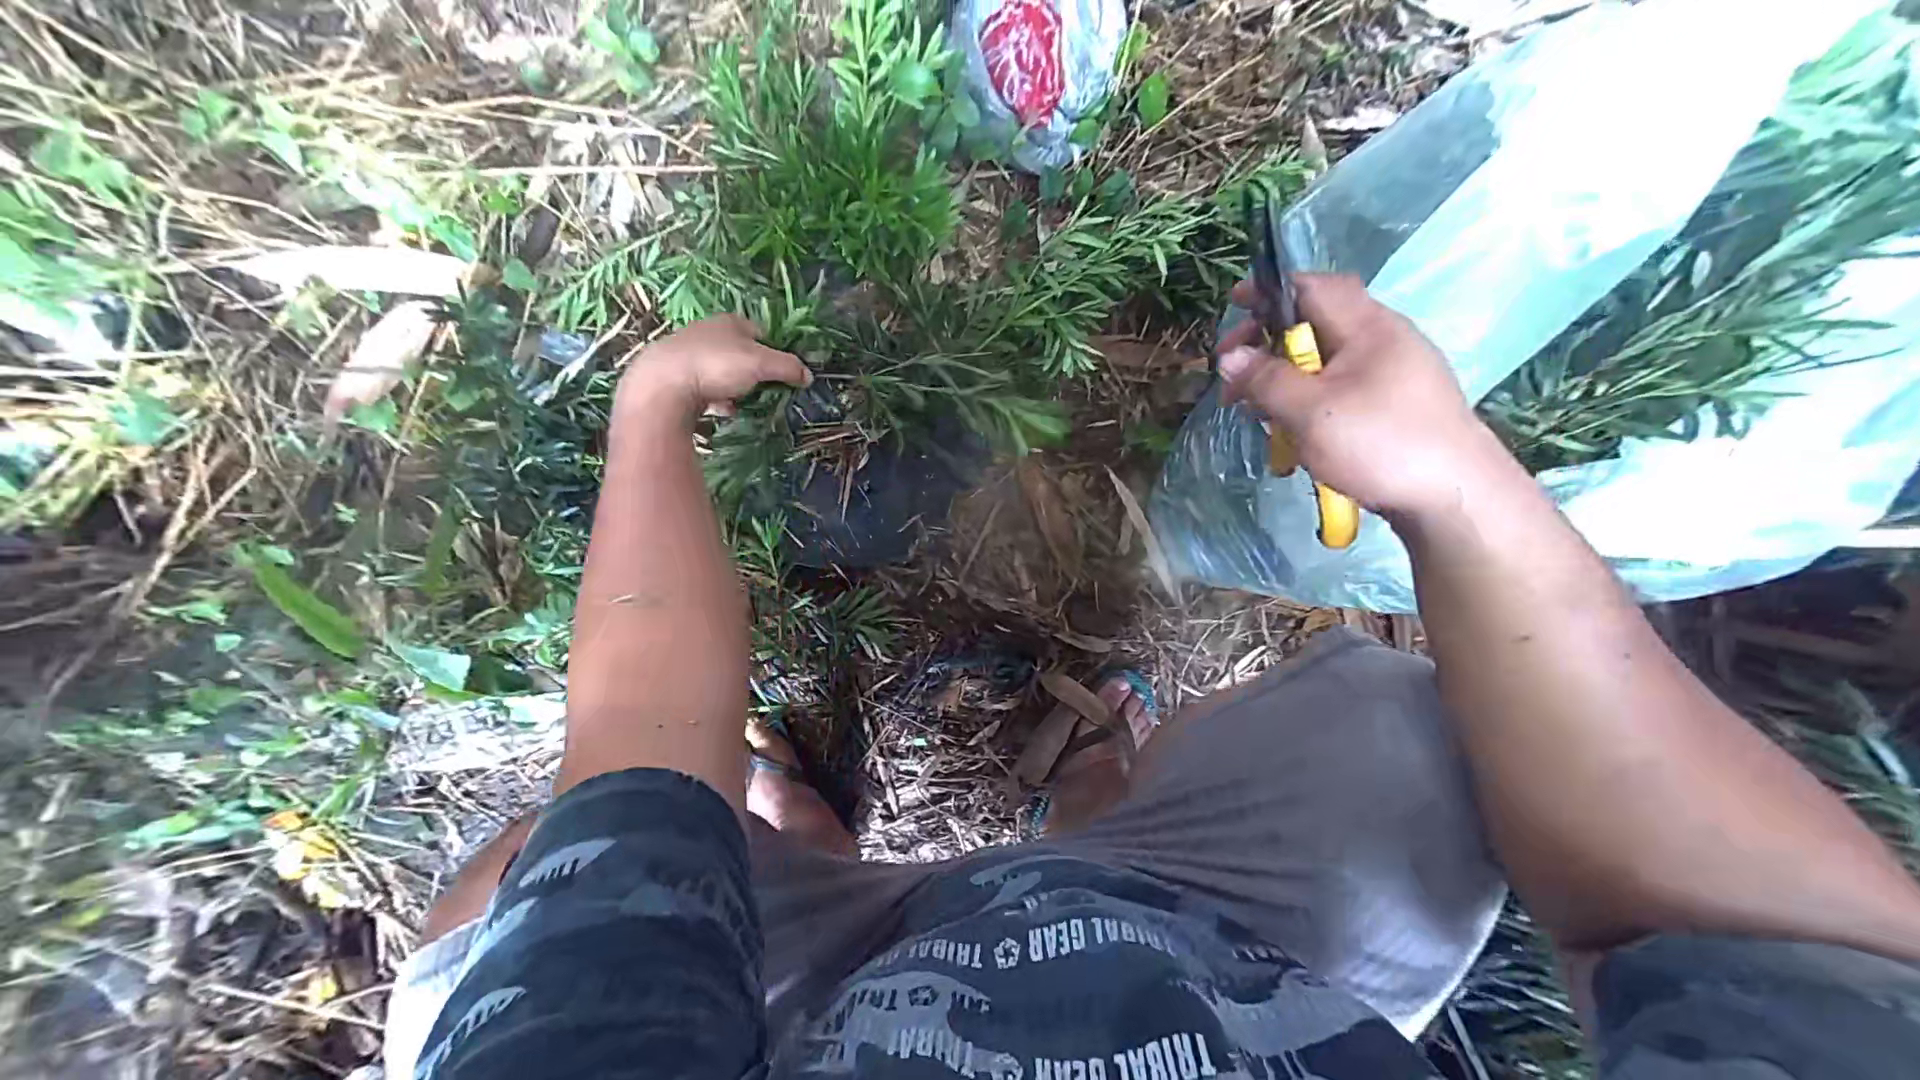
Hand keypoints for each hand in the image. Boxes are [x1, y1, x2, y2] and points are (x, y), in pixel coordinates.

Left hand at [615, 314, 811, 421]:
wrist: (664, 385)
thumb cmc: (716, 365)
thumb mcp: (762, 364)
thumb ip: (788, 368)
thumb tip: (808, 375)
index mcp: (729, 322)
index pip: (760, 332)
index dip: (774, 351)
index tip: (782, 372)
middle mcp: (707, 332)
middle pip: (740, 352)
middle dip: (754, 372)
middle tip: (764, 389)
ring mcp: (688, 354)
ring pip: (722, 371)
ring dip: (735, 387)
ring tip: (742, 402)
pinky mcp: (675, 377)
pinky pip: (705, 388)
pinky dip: (716, 399)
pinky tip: (721, 410)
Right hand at [1216, 273, 1514, 520]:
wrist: (1455, 497)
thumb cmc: (1379, 443)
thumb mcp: (1309, 411)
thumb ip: (1265, 379)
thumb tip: (1230, 356)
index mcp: (1368, 327)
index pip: (1313, 287)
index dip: (1269, 292)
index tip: (1234, 310)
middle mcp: (1383, 340)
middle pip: (1314, 326)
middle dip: (1267, 349)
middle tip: (1234, 381)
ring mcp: (1392, 374)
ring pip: (1323, 364)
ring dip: (1284, 384)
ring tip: (1260, 415)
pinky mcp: (1393, 406)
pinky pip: (1339, 391)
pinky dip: (1308, 404)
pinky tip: (1296, 437)